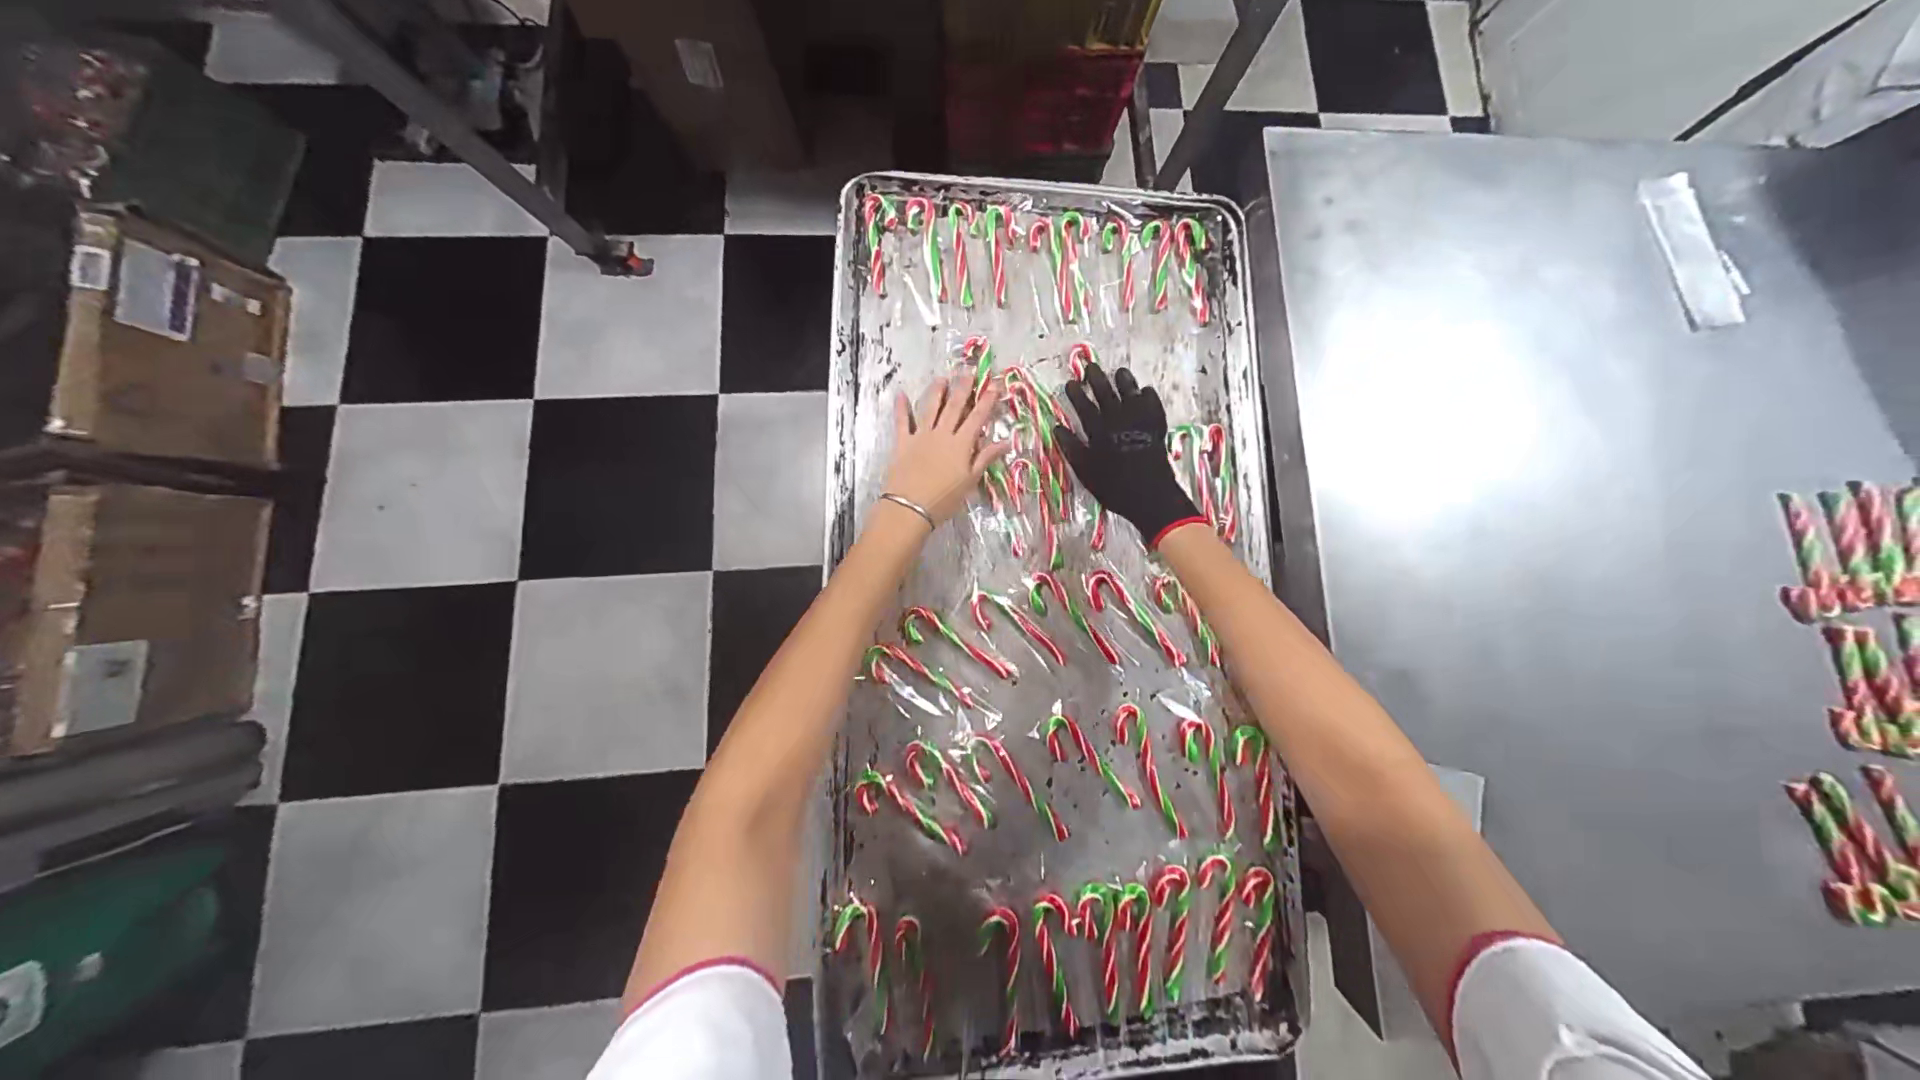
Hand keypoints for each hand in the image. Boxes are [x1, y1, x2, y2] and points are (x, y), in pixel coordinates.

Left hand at [883, 373, 1010, 525]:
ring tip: (942, 378)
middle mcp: (942, 434)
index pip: (977, 417)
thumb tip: (1006, 442)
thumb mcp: (970, 481)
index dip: (987, 400)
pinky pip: (902, 421)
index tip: (994, 384)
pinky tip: (901, 394)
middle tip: (968, 371)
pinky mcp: (902, 443)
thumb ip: (985, 458)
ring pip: (930, 408)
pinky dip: (901, 408)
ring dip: (937, 392)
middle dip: (963, 388)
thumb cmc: (944, 499)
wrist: (910, 508)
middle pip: (955, 406)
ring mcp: (921, 436)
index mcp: (961, 444)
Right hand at [1055, 362, 1201, 546]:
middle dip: (1096, 379)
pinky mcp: (1156, 427)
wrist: (1150, 495)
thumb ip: (1072, 448)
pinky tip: (1145, 390)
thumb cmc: (1113, 487)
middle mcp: (1118, 420)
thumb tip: (1057, 428)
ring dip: (1123, 381)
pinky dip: (1148, 396)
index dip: (1076, 393)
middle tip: (1090, 366)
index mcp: (1099, 431)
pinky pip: (1153, 404)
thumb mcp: (1085, 472)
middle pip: (1106, 393)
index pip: (1084, 406)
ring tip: (1118, 372)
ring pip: (1130, 393)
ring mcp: (1139, 421)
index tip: (1070, 382)